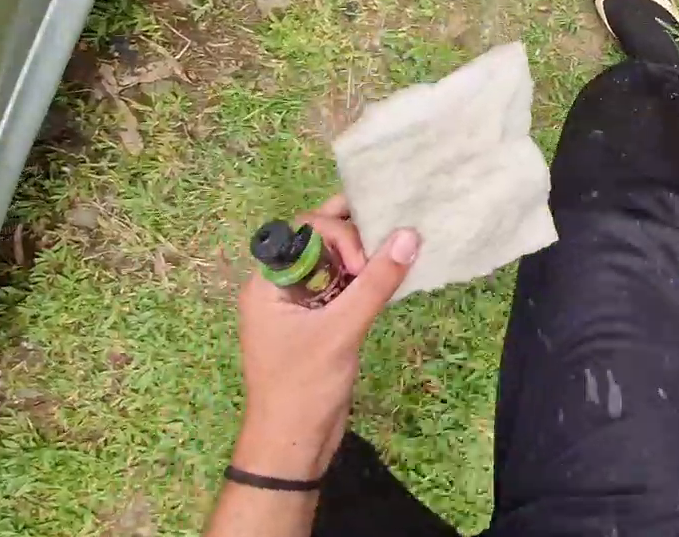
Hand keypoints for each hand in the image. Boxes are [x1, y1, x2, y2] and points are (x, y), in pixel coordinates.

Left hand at [231, 195, 418, 477]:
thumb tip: (410, 235)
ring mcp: (301, 301)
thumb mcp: (341, 331)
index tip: (363, 265)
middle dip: (352, 231)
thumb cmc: (304, 387)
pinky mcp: (321, 316)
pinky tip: (391, 273)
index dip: (338, 235)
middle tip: (387, 232)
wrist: (293, 447)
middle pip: (317, 237)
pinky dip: (366, 273)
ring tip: (394, 252)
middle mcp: (282, 285)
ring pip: (334, 257)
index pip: (304, 231)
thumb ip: (376, 283)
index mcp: (269, 283)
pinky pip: (344, 280)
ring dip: (363, 252)